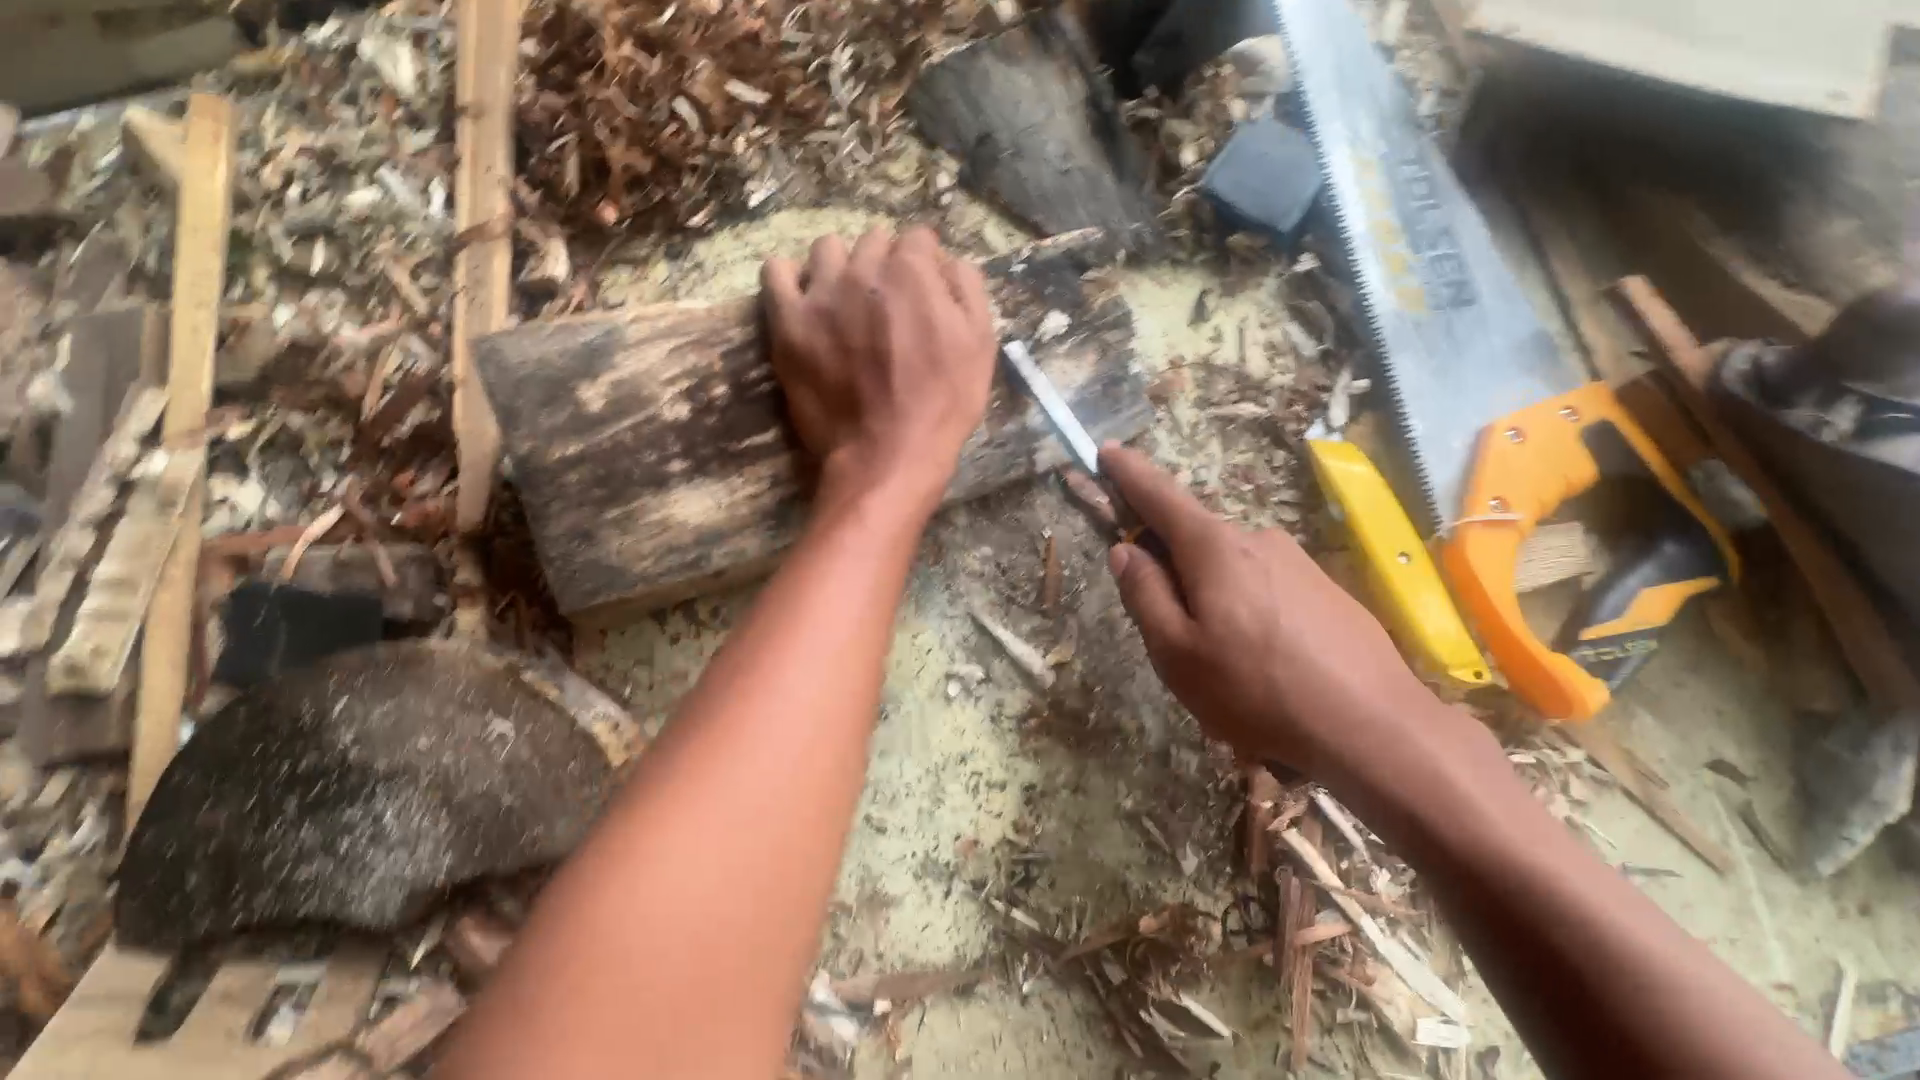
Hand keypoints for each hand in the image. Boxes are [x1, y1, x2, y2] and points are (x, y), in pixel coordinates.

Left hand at [762, 228, 996, 514]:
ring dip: (841, 266)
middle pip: (873, 241)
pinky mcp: (788, 323)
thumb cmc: (942, 406)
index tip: (926, 290)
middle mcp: (863, 271)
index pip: (918, 239)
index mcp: (912, 272)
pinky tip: (803, 298)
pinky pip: (775, 273)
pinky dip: (789, 277)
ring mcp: (820, 295)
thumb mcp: (981, 347)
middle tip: (890, 304)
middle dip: (885, 263)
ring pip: (826, 249)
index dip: (926, 264)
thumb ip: (967, 290)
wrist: (886, 455)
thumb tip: (949, 262)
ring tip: (846, 301)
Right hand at [1100, 444, 1444, 780]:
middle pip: (1196, 541)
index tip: (1107, 450)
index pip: (1160, 497)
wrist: (1373, 726)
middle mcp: (1258, 540)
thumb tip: (1126, 550)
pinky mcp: (1326, 590)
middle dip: (1173, 570)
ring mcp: (1298, 562)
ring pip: (1232, 570)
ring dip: (1214, 601)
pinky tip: (1265, 666)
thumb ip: (1145, 595)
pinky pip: (1266, 589)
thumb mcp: (1177, 653)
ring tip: (1225, 667)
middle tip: (1171, 635)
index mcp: (1214, 550)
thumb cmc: (1257, 691)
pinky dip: (1249, 615)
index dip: (1129, 474)